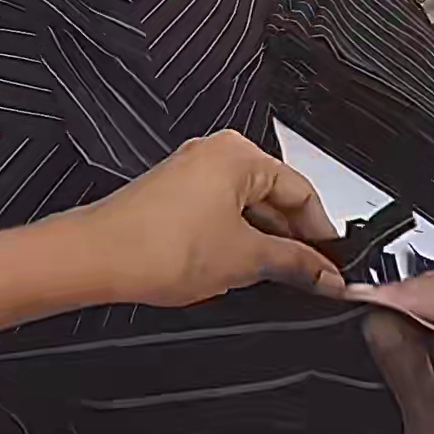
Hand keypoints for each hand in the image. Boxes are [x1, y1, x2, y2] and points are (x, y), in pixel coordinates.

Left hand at [69, 130, 343, 307]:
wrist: (99, 257)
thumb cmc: (157, 245)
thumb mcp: (245, 257)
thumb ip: (294, 263)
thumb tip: (324, 273)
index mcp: (237, 154)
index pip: (301, 190)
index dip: (322, 233)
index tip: (334, 264)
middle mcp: (213, 154)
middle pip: (274, 196)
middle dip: (292, 239)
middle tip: (312, 278)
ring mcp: (191, 172)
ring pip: (247, 206)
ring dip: (265, 242)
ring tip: (279, 279)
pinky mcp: (175, 193)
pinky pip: (221, 211)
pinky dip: (237, 238)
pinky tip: (243, 268)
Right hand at [353, 273, 433, 433]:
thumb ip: (412, 373)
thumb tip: (378, 317)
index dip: (402, 294)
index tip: (359, 300)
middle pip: (433, 307)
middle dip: (388, 301)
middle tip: (346, 306)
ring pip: (418, 328)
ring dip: (383, 322)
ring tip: (350, 323)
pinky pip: (409, 354)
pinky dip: (383, 346)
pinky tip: (364, 350)